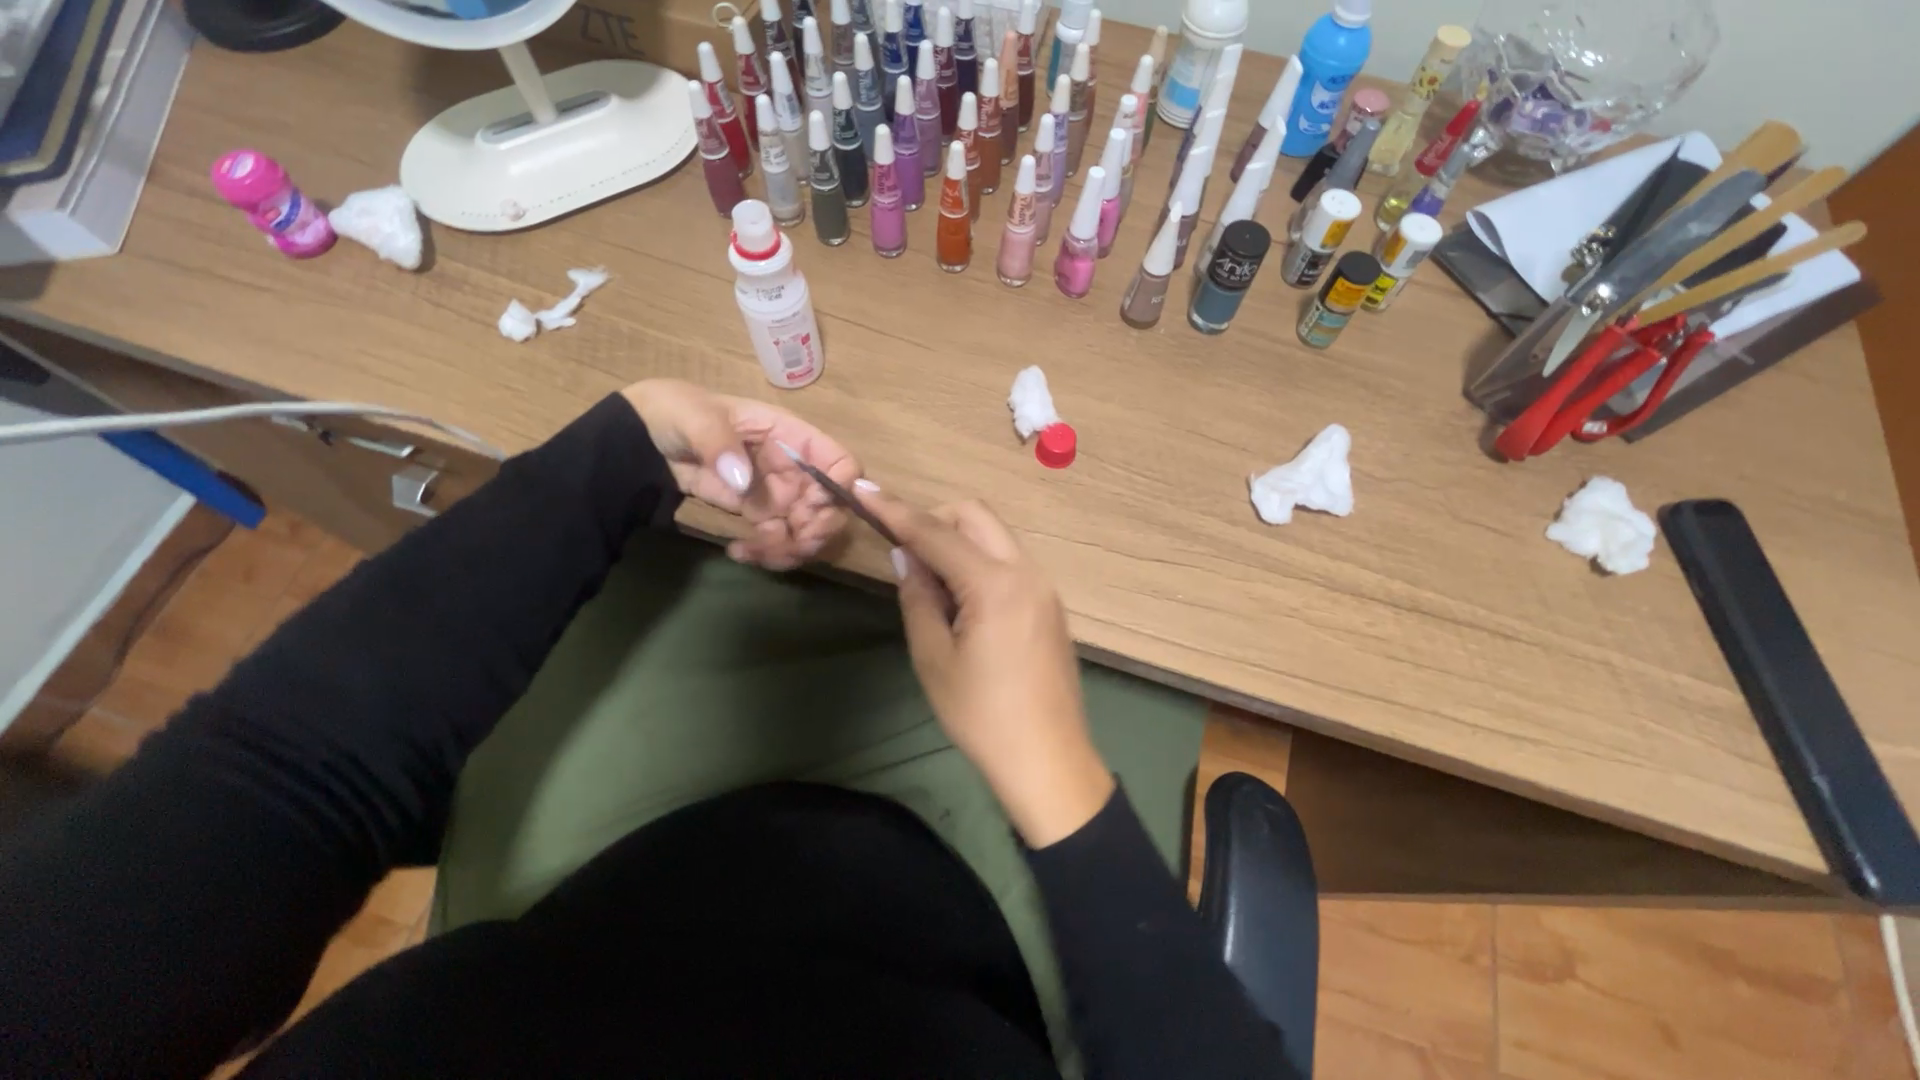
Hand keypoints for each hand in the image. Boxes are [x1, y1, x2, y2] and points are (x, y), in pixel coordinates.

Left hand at [621, 379, 859, 569]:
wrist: (644, 439)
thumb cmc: (677, 413)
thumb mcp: (695, 417)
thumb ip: (719, 444)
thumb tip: (743, 482)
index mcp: (792, 436)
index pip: (840, 462)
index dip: (842, 489)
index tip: (815, 510)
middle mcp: (796, 468)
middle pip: (832, 507)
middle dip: (817, 531)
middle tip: (788, 544)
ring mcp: (780, 494)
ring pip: (809, 531)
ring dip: (791, 550)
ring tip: (752, 553)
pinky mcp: (761, 515)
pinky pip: (781, 541)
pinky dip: (768, 554)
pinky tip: (737, 551)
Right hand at [859, 491, 1113, 846]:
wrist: (1048, 759)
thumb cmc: (982, 716)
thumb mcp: (934, 658)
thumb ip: (918, 597)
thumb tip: (907, 556)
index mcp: (995, 584)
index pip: (937, 532)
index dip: (896, 512)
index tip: (864, 492)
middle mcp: (1026, 572)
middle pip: (975, 516)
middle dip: (934, 520)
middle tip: (904, 554)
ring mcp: (1044, 587)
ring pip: (995, 536)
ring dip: (958, 542)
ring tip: (931, 587)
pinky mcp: (1050, 605)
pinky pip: (1009, 562)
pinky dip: (980, 563)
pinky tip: (962, 602)